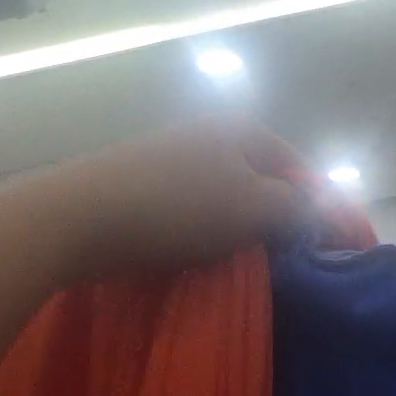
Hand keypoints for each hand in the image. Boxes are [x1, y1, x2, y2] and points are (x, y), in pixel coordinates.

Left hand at [8, 116, 303, 281]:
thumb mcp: (255, 208)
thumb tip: (325, 217)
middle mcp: (208, 134)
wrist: (70, 218)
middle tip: (279, 260)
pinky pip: (185, 209)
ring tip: (234, 265)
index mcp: (241, 130)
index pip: (297, 166)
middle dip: (272, 219)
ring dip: (233, 229)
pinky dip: (195, 232)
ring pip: (221, 197)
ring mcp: (169, 157)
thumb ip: (300, 209)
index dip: (313, 205)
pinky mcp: (136, 184)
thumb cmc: (177, 206)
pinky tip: (188, 256)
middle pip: (259, 180)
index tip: (318, 246)